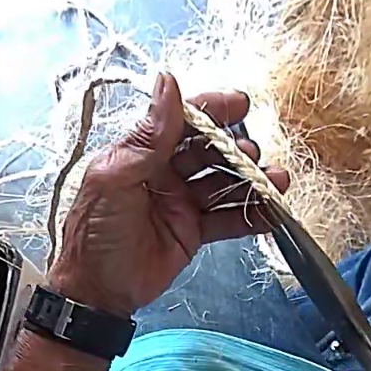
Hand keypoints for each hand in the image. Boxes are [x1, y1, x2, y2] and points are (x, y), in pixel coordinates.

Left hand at [45, 73, 291, 316]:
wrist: (97, 289)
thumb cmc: (95, 232)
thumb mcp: (116, 179)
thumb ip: (147, 137)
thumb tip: (168, 82)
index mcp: (142, 154)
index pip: (183, 122)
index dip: (212, 111)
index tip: (239, 104)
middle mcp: (165, 174)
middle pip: (210, 152)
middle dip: (236, 150)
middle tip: (252, 154)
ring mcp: (181, 203)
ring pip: (224, 184)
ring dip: (251, 181)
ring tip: (275, 181)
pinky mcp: (192, 233)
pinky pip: (226, 220)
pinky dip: (250, 217)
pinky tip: (271, 213)